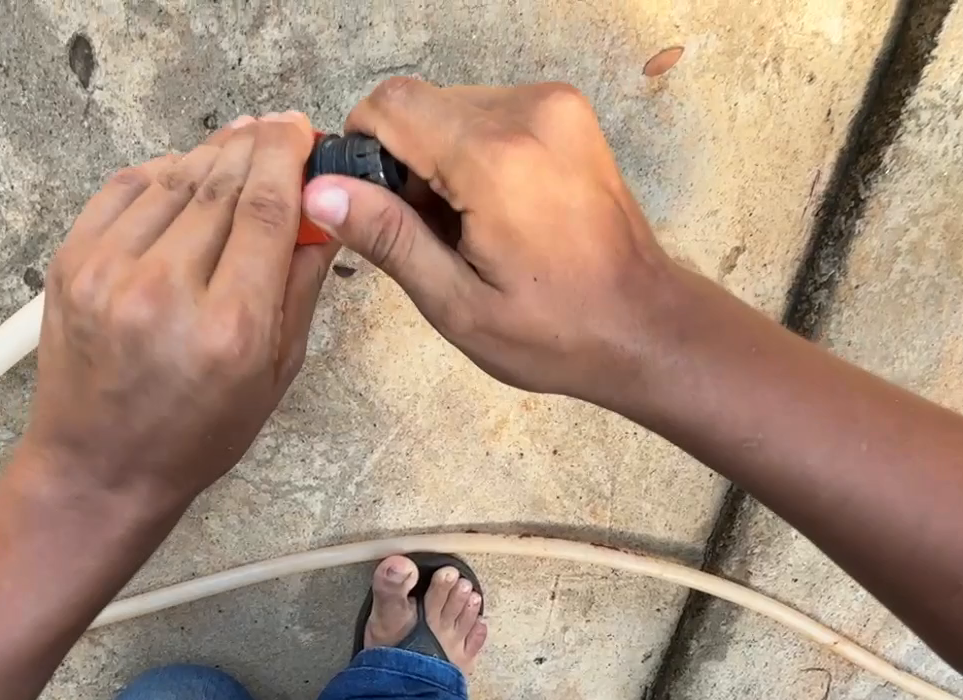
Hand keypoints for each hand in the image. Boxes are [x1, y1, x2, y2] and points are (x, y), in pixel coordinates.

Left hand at [20, 113, 336, 510]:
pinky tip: (184, 175)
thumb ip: (298, 293)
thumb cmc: (194, 438)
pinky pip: (123, 189)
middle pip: (221, 181)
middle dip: (256, 147)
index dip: (289, 155)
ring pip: (172, 176)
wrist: (100, 468)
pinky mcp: (70, 263)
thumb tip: (319, 219)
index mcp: (229, 327)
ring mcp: (108, 271)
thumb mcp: (272, 381)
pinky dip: (160, 171)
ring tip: (236, 151)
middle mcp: (166, 290)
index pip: (266, 207)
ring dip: (211, 155)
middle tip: (277, 132)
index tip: (301, 132)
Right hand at [300, 80, 676, 404]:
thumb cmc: (553, 331)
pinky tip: (488, 212)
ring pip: (452, 108)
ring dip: (436, 162)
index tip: (370, 208)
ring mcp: (555, 106)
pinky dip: (469, 155)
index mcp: (496, 158)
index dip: (361, 151)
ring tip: (463, 230)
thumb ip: (388, 238)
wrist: (641, 326)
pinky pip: (489, 114)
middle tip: (427, 236)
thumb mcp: (456, 303)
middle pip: (421, 105)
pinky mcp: (566, 114)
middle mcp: (529, 111)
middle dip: (402, 165)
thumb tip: (321, 192)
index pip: (391, 106)